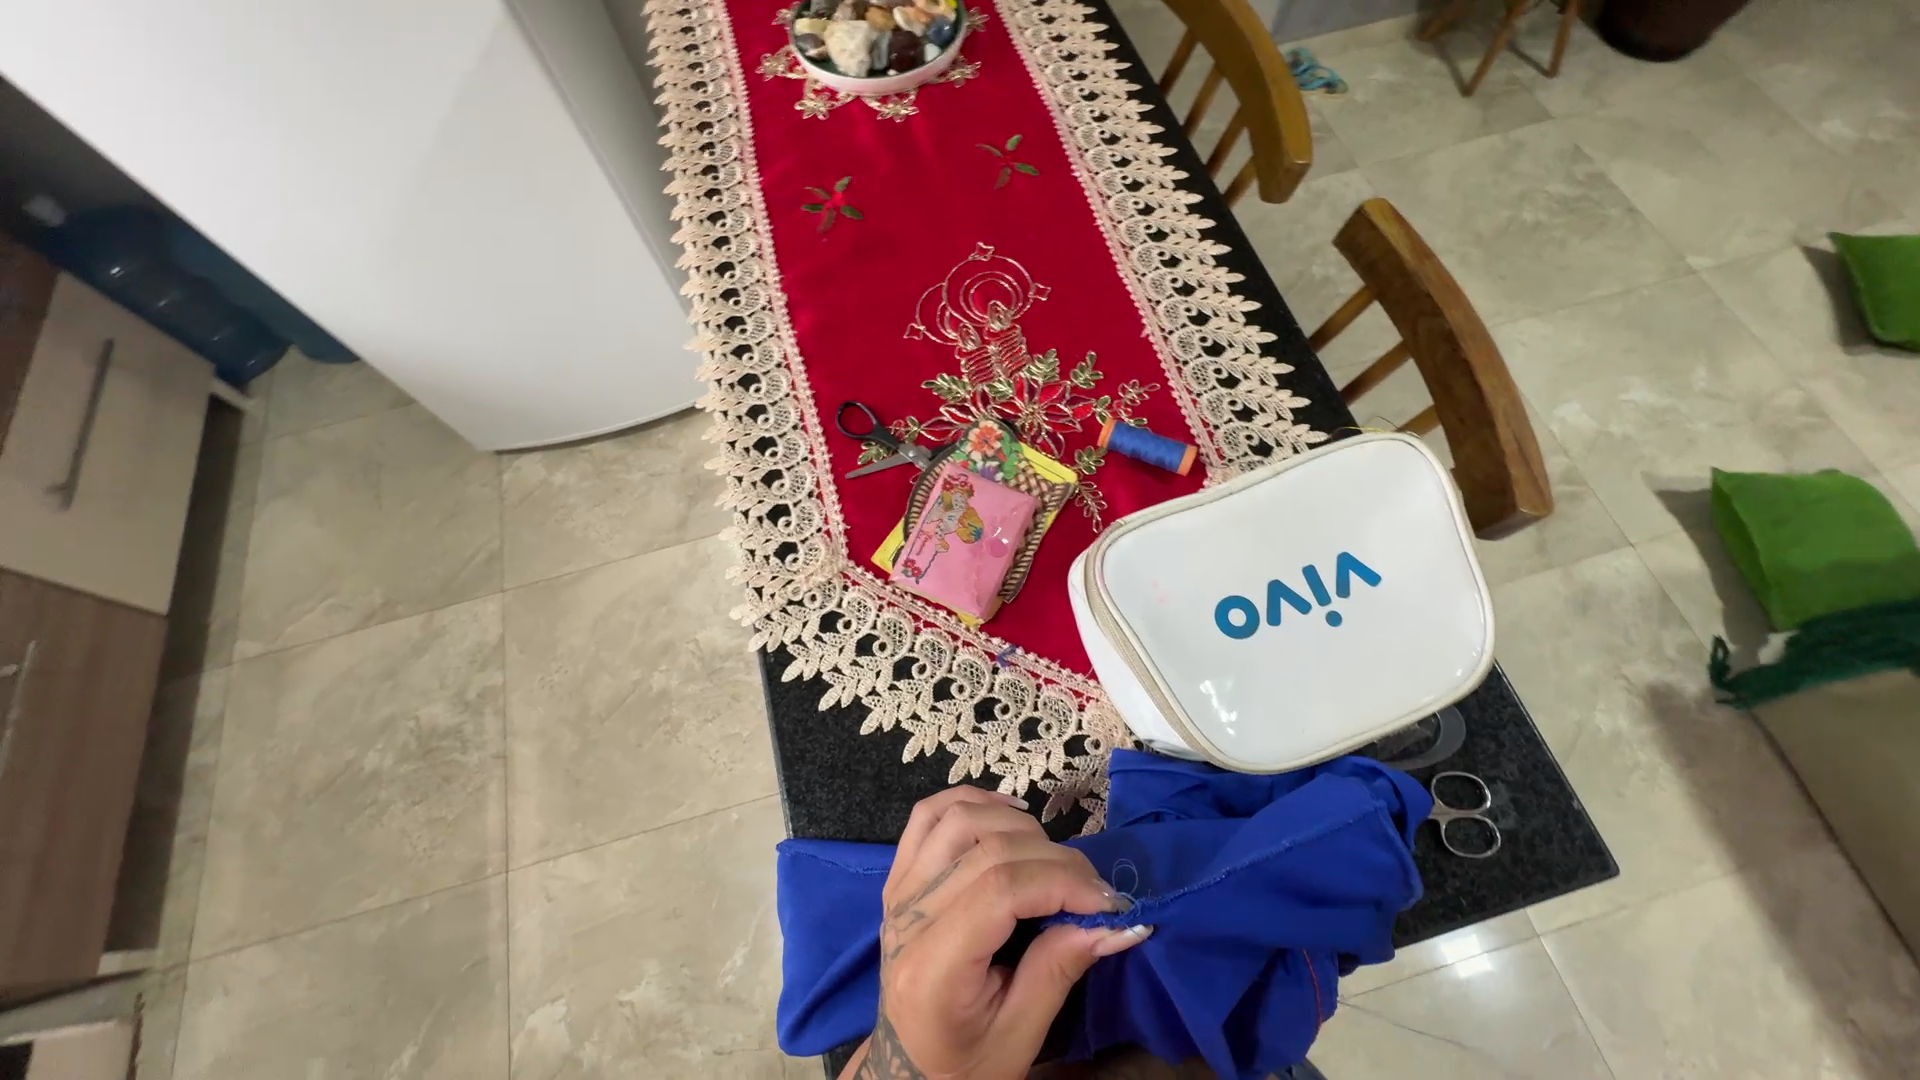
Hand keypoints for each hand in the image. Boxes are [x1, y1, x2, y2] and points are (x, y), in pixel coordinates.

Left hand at [841, 786, 1153, 1079]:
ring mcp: (896, 889)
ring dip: (1017, 824)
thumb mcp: (1020, 1036)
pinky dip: (973, 801)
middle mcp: (906, 916)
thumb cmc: (966, 1065)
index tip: (1107, 901)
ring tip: (1052, 859)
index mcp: (932, 968)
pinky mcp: (897, 876)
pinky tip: (1010, 813)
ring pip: (959, 818)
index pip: (1000, 890)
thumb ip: (1060, 968)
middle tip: (1093, 890)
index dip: (1061, 881)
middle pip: (987, 849)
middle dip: (1055, 859)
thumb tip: (1117, 920)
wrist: (907, 1070)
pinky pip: (929, 814)